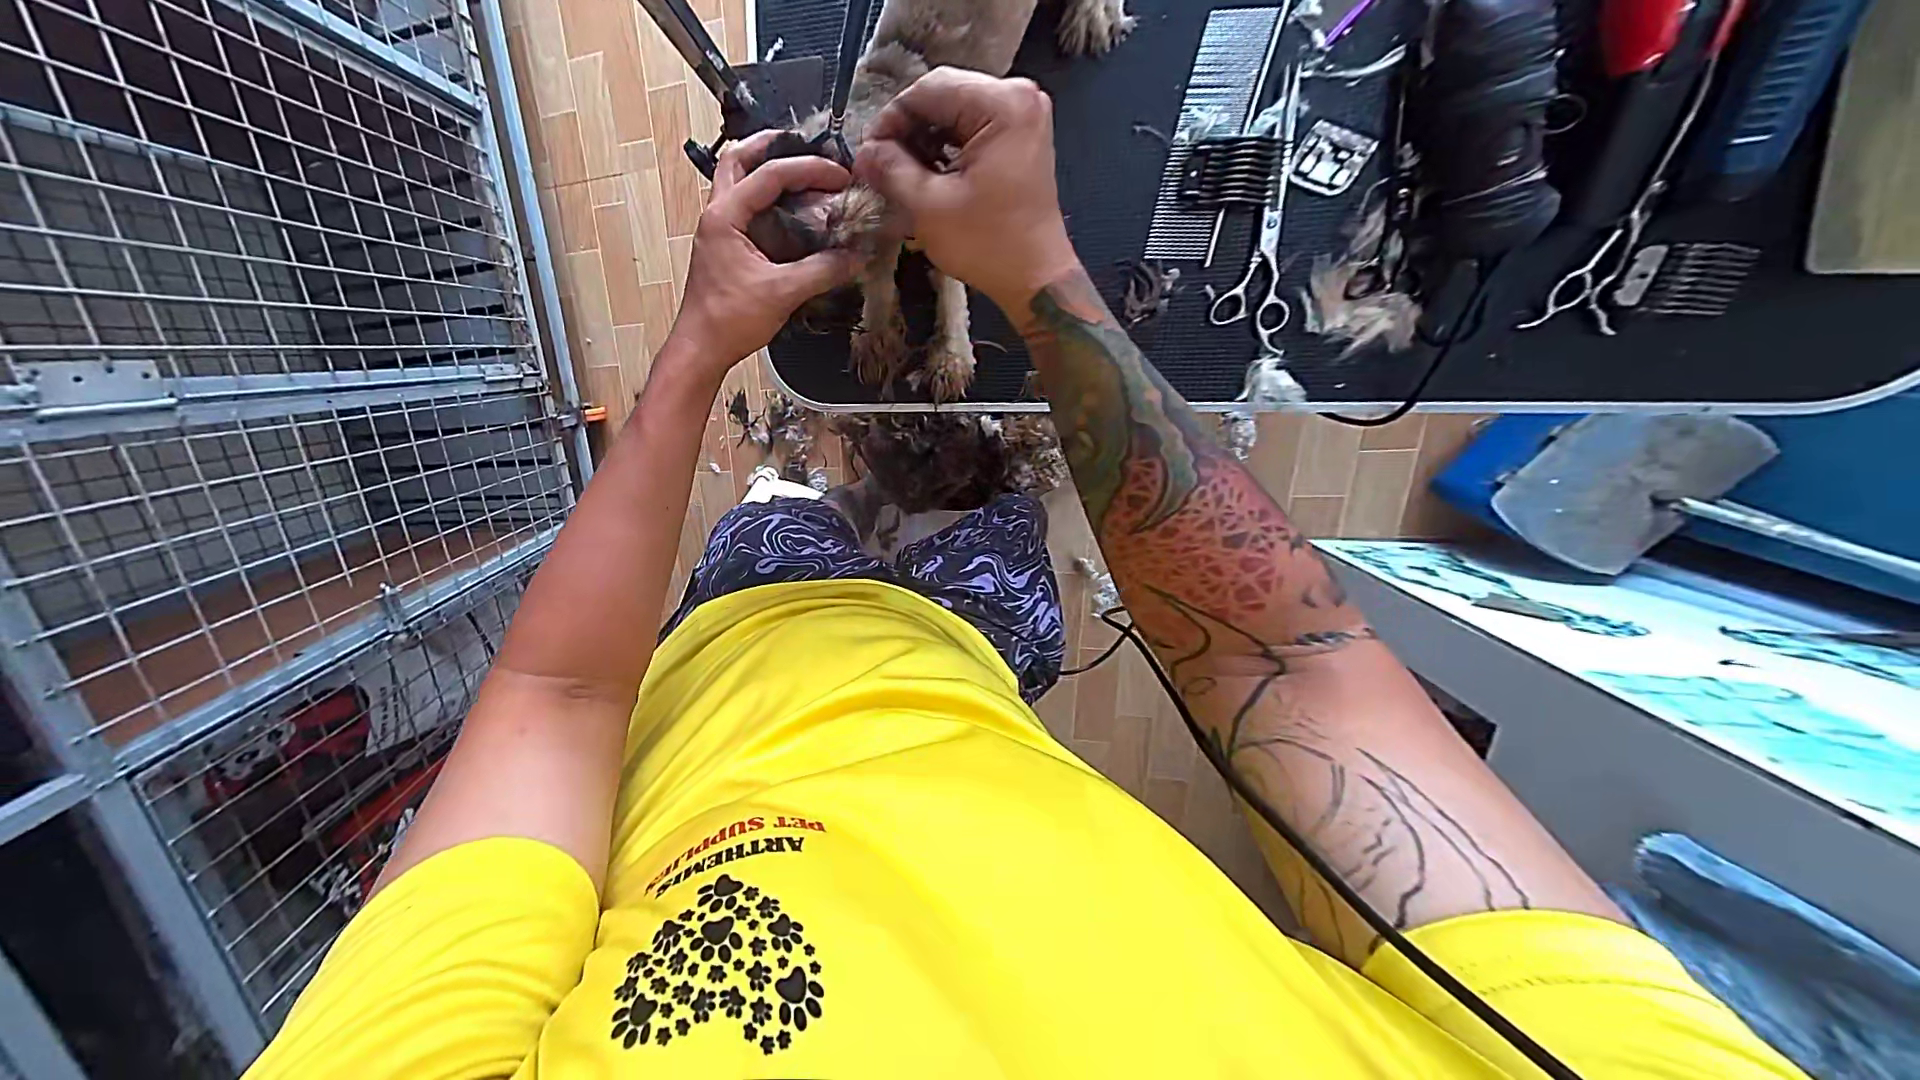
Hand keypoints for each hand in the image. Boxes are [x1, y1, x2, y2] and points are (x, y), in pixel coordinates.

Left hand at [666, 132, 858, 377]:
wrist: (702, 348)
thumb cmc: (730, 319)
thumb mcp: (783, 292)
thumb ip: (822, 271)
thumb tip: (856, 257)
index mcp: (726, 216)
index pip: (770, 175)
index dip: (809, 169)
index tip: (839, 175)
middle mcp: (718, 216)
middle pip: (737, 161)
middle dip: (768, 146)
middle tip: (799, 142)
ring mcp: (719, 233)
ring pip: (737, 184)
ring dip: (764, 171)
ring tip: (797, 171)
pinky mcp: (727, 251)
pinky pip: (746, 213)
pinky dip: (767, 203)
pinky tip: (791, 214)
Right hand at [852, 68, 1081, 323]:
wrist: (1035, 281)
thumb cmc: (989, 246)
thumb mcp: (930, 206)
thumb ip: (891, 169)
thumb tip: (864, 153)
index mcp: (1002, 104)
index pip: (928, 90)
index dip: (890, 120)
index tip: (868, 153)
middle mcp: (1018, 99)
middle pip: (943, 98)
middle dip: (907, 132)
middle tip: (880, 166)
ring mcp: (1023, 120)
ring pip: (955, 116)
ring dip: (924, 143)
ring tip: (900, 176)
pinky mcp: (1020, 143)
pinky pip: (973, 133)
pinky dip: (947, 152)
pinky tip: (927, 178)